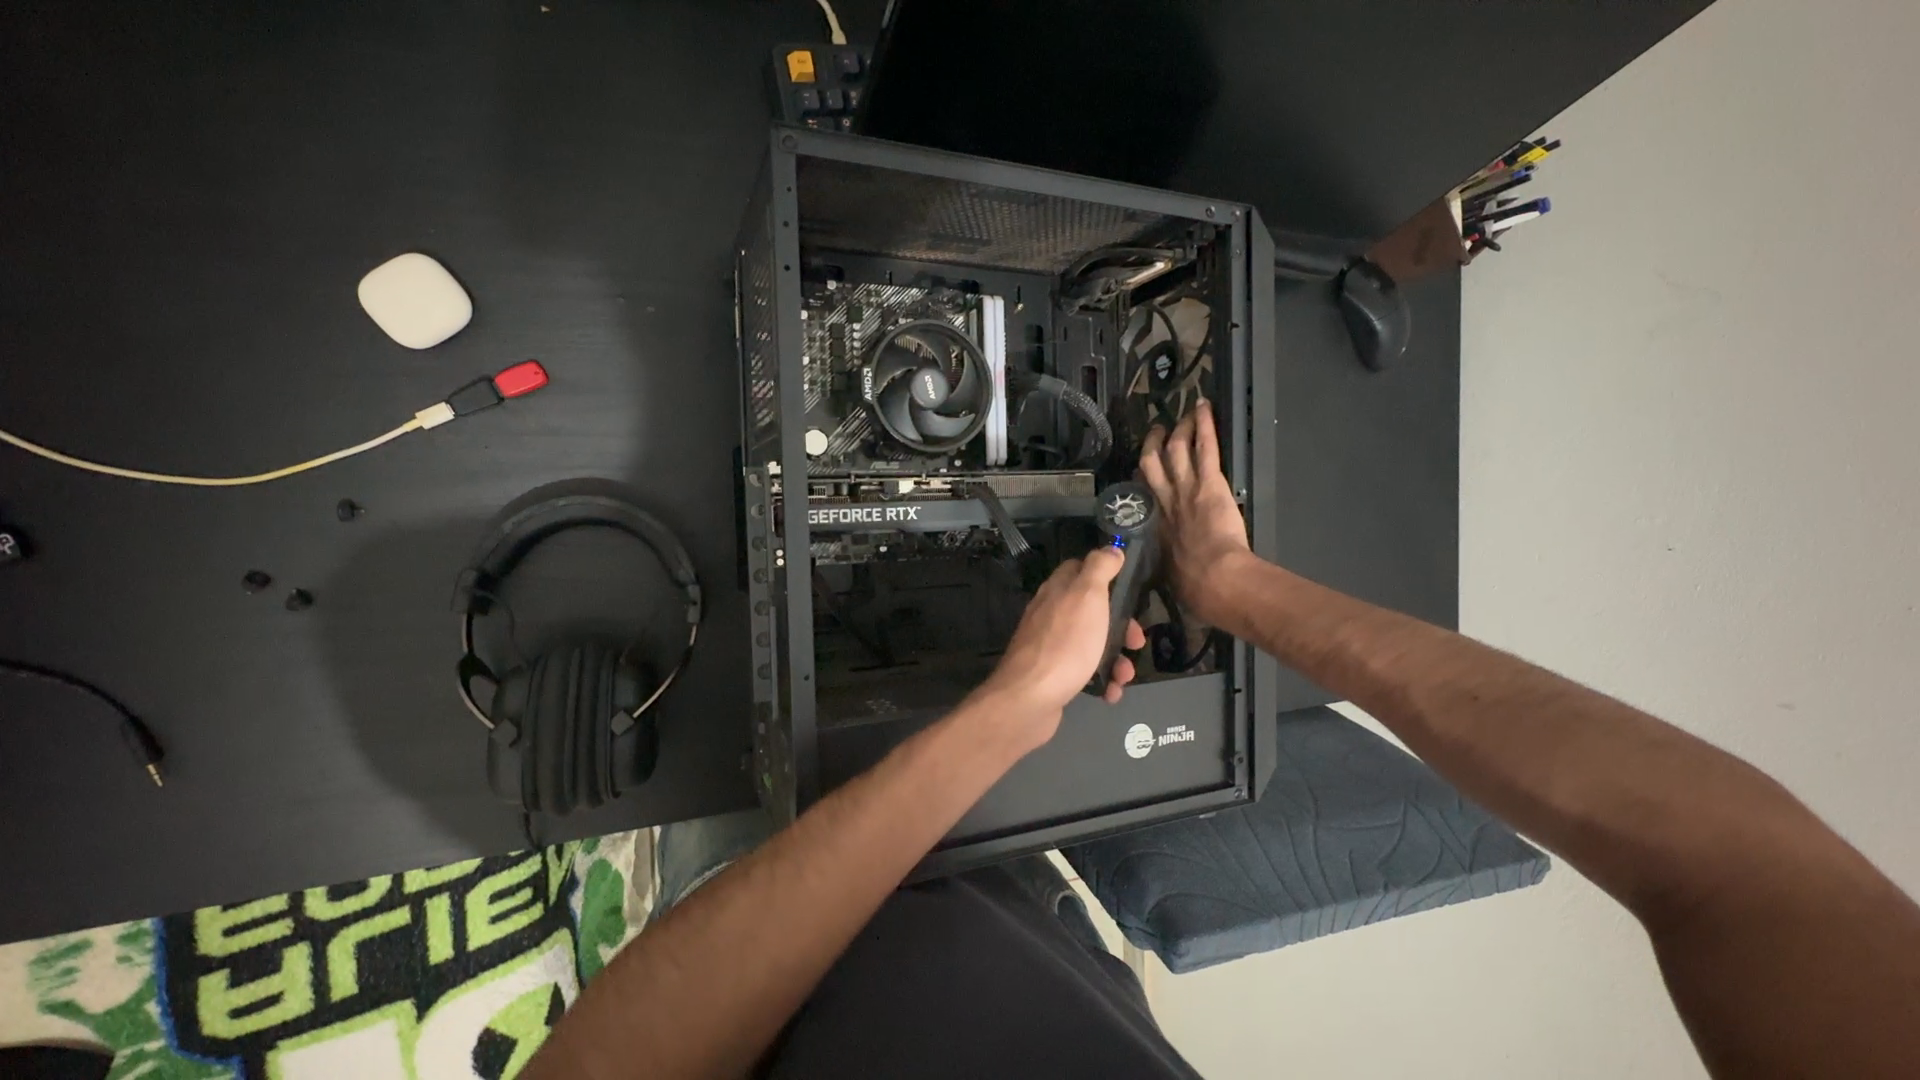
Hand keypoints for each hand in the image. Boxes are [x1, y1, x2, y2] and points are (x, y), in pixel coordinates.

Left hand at [974, 548, 1145, 746]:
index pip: (1080, 569)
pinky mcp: (1052, 675)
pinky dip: (1101, 681)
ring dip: (1115, 659)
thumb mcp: (1088, 597)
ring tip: (1124, 676)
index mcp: (1057, 591)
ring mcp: (1050, 646)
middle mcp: (1050, 614)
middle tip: (1136, 642)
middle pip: (1092, 611)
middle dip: (1120, 627)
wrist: (1030, 699)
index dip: (1106, 576)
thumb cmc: (1065, 644)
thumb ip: (1099, 569)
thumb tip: (1111, 549)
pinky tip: (1110, 692)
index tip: (1129, 591)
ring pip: (1092, 644)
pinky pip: (1083, 672)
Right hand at [1139, 400, 1253, 626]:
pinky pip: (1205, 447)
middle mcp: (1163, 501)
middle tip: (1156, 431)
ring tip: (1183, 415)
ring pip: (1177, 449)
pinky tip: (1204, 408)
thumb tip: (1167, 577)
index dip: (1141, 477)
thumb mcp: (1168, 577)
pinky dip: (1204, 425)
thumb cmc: (1192, 587)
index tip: (1142, 469)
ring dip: (1180, 429)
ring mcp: (1185, 488)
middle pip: (1152, 463)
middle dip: (1153, 444)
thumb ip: (1166, 567)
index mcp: (1153, 525)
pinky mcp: (1209, 483)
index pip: (1141, 493)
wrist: (1213, 579)